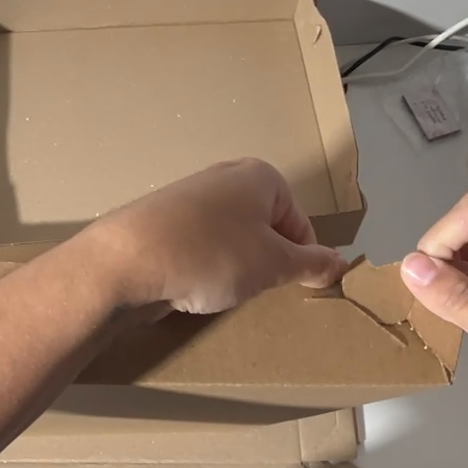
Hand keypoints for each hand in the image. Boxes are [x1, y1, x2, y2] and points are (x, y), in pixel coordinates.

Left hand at [74, 158, 347, 314]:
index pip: (299, 223)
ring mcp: (187, 199)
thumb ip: (310, 264)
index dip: (301, 260)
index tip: (292, 288)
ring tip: (218, 291)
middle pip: (262, 231)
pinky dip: (200, 269)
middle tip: (252, 290)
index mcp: (260, 176)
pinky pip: (196, 250)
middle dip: (262, 265)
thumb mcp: (273, 264)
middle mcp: (224, 178)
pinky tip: (190, 287)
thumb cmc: (212, 255)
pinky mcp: (160, 224)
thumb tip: (340, 262)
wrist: (127, 261)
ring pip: (228, 242)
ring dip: (231, 270)